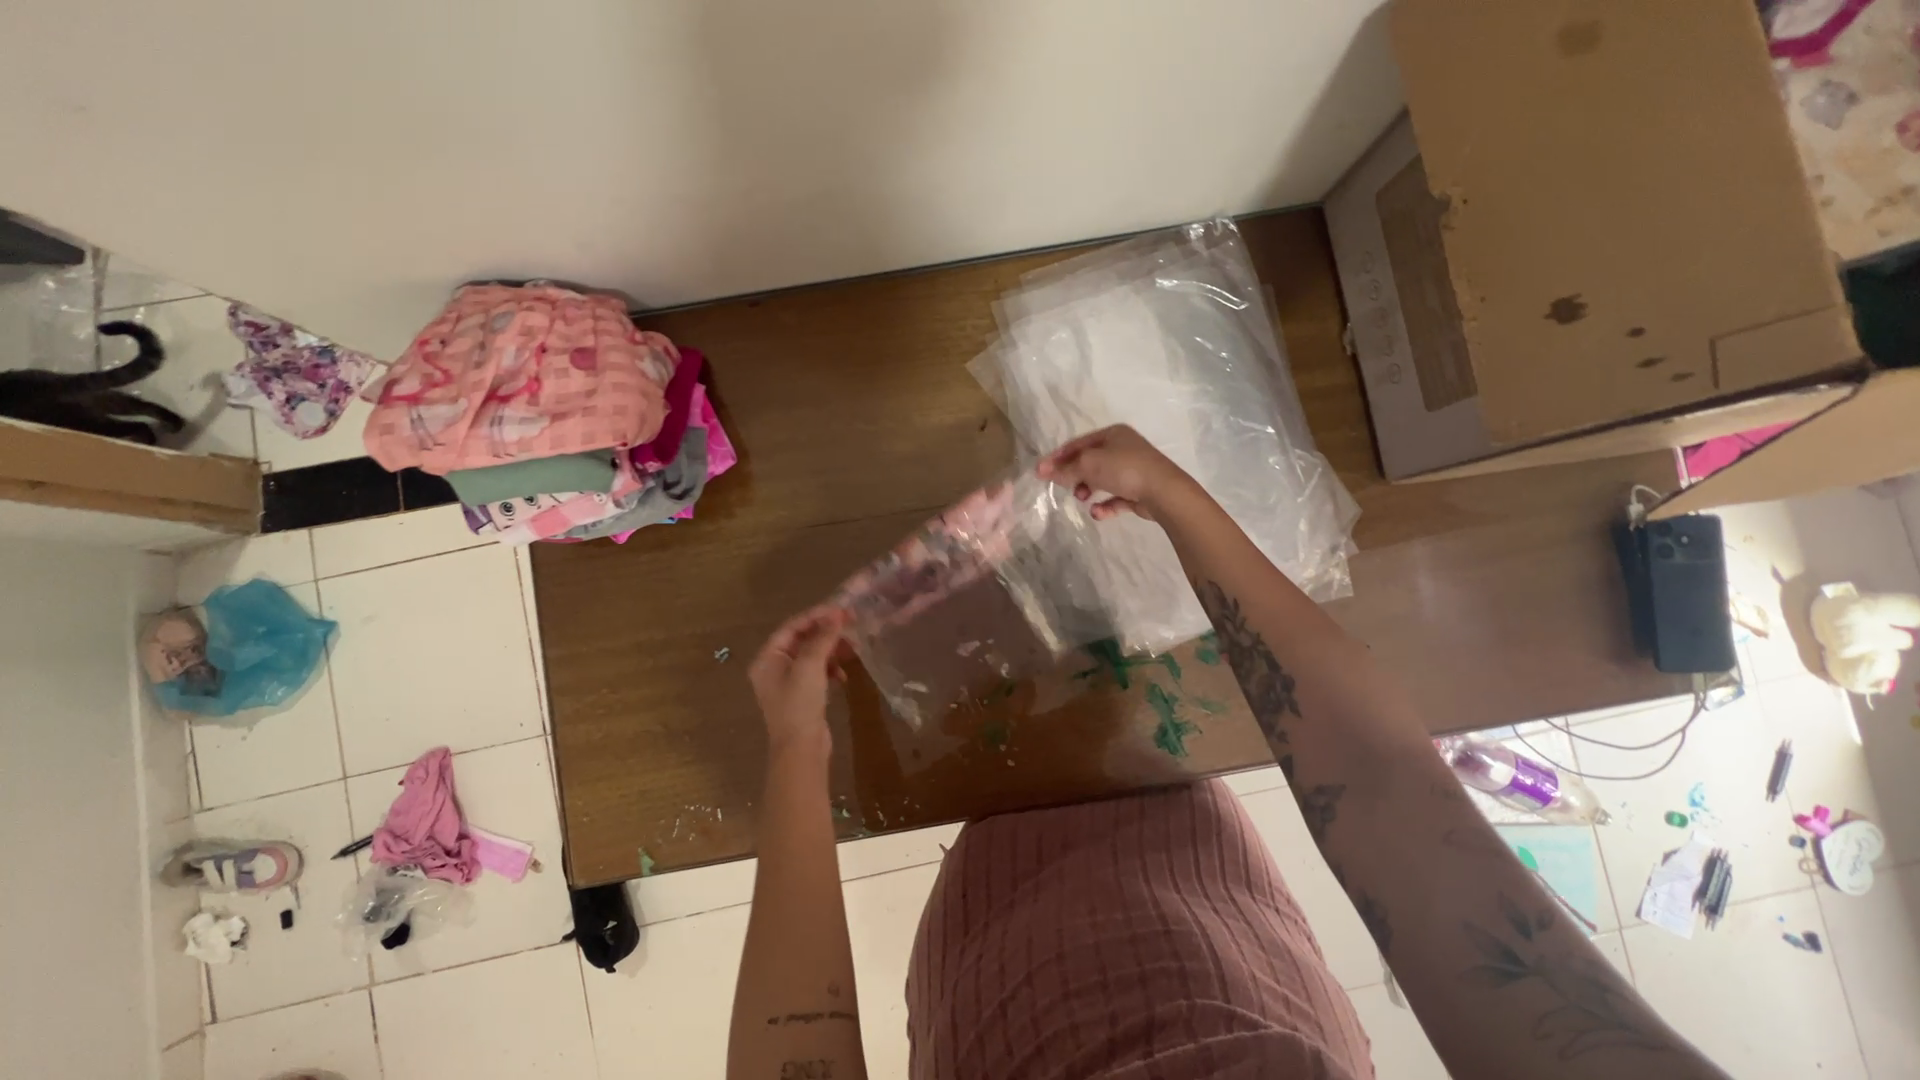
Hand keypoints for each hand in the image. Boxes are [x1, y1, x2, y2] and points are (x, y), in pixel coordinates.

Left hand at [749, 606, 847, 758]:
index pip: (791, 627)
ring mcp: (788, 684)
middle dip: (826, 633)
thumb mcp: (810, 667)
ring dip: (831, 650)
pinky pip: (817, 673)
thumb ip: (822, 638)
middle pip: (801, 640)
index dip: (816, 616)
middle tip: (851, 625)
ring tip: (852, 649)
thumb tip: (835, 614)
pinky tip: (843, 675)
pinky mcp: (802, 697)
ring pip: (811, 657)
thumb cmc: (799, 705)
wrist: (801, 750)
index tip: (840, 609)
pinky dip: (830, 669)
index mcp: (767, 659)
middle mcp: (773, 668)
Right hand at [1036, 424, 1191, 521]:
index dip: (1057, 457)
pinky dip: (1105, 505)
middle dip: (1074, 475)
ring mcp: (1133, 470)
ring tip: (1082, 498)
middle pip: (1089, 461)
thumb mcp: (1089, 464)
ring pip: (1102, 480)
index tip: (1040, 472)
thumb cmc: (1124, 469)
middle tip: (1064, 486)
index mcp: (1112, 434)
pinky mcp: (1139, 491)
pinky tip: (1098, 512)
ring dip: (1087, 490)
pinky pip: (1115, 498)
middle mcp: (1123, 448)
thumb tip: (1044, 471)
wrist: (1163, 491)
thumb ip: (1066, 468)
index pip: (1078, 444)